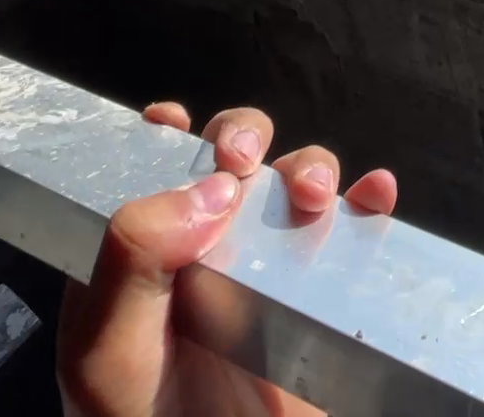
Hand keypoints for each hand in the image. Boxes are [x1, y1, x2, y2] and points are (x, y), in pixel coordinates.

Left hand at [57, 103, 396, 416]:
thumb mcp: (108, 361)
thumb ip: (130, 264)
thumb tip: (211, 187)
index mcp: (145, 258)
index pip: (149, 173)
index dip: (164, 135)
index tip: (175, 122)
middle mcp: (210, 246)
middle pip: (233, 157)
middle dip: (243, 137)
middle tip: (244, 160)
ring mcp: (275, 262)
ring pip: (297, 177)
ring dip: (311, 165)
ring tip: (315, 196)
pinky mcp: (329, 283)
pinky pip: (360, 220)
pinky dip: (372, 196)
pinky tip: (375, 195)